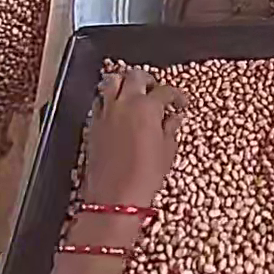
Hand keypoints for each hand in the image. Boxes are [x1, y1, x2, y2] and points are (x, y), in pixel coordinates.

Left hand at [83, 68, 186, 206]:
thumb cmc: (145, 176)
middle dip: (148, 80)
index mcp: (147, 107)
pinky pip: (99, 101)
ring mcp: (106, 112)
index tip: (180, 103)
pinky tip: (117, 111)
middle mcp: (125, 103)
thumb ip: (170, 128)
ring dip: (124, 83)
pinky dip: (108, 99)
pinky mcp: (93, 124)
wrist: (114, 198)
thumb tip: (174, 118)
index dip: (176, 95)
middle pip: (135, 75)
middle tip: (156, 92)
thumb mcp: (167, 152)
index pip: (165, 90)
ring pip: (112, 81)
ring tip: (133, 94)